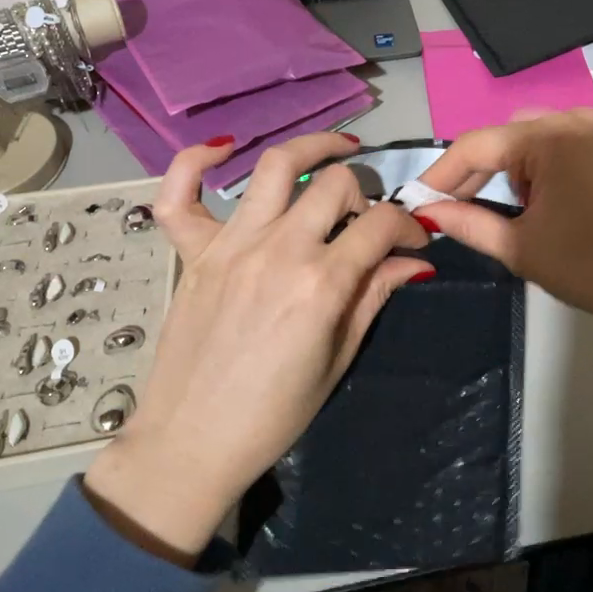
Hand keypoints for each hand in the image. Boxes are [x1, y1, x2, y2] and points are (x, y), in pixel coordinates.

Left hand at [83, 133, 432, 565]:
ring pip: (275, 166)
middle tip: (364, 222)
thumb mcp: (338, 359)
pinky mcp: (193, 252)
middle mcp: (278, 250)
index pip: (381, 225)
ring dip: (312, 146)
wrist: (191, 444)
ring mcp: (231, 245)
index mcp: (321, 284)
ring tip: (336, 149)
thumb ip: (374, 296)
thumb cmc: (274, 414)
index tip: (413, 243)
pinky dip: (195, 162)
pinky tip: (223, 150)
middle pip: (335, 184)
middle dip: (364, 194)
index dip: (409, 227)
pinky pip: (179, 195)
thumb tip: (412, 260)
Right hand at [417, 109, 592, 343]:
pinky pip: (566, 140)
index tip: (418, 200)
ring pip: (536, 134)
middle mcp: (575, 119)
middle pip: (507, 134)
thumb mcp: (521, 249)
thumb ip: (468, 223)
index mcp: (549, 139)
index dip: (442, 173)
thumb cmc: (592, 268)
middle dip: (482, 170)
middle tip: (465, 209)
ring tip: (516, 210)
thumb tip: (427, 211)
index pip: (477, 145)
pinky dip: (546, 162)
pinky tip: (549, 199)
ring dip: (516, 165)